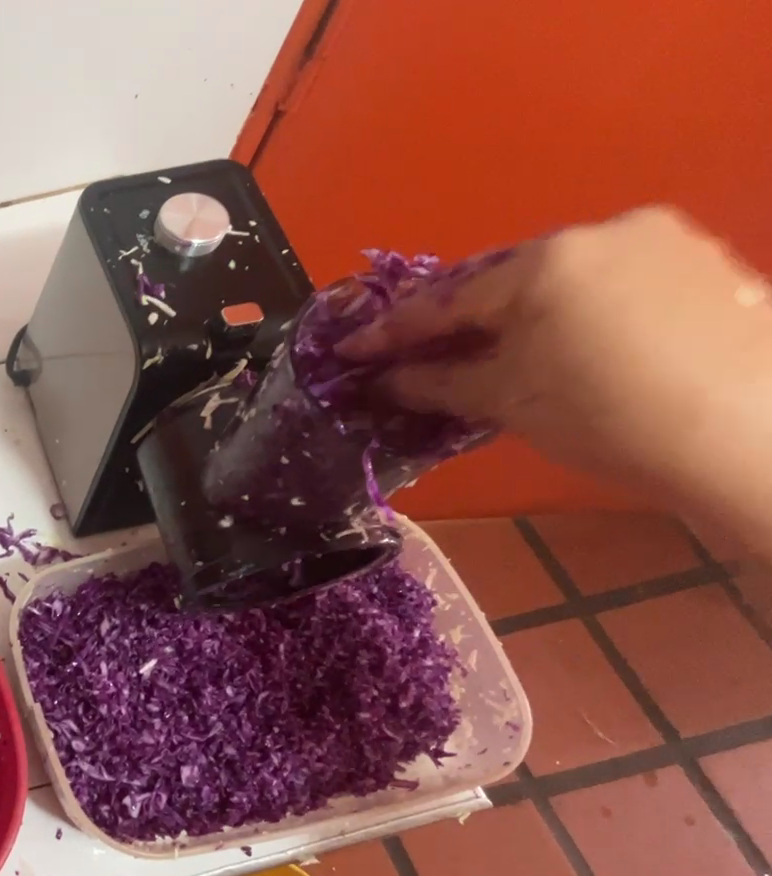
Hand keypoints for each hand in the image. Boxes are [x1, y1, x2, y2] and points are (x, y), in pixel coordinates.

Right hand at [341, 206, 771, 553]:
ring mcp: (663, 244)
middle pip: (501, 280)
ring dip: (512, 316)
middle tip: (417, 354)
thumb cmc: (604, 414)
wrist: (754, 437)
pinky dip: (568, 314)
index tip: (349, 351)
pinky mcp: (706, 267)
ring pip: (557, 280)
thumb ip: (433, 381)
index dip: (388, 332)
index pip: (443, 301)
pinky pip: (607, 285)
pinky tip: (556, 349)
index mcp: (543, 261)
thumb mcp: (501, 400)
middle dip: (456, 319)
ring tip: (485, 355)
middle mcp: (603, 234)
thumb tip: (386, 379)